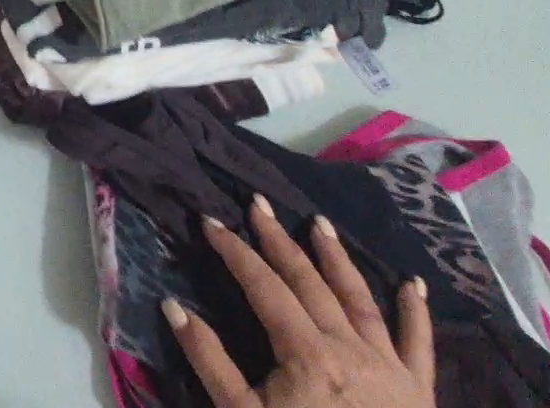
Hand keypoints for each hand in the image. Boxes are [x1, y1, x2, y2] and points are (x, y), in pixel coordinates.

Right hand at [164, 196, 434, 407]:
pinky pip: (419, 343)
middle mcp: (351, 349)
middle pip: (310, 283)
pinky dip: (416, 312)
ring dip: (337, 259)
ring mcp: (391, 368)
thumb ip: (208, 359)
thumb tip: (172, 305)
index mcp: (306, 353)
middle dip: (279, 240)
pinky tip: (415, 284)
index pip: (263, 285)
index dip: (235, 251)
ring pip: (361, 301)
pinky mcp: (420, 389)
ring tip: (319, 223)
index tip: (210, 221)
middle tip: (258, 203)